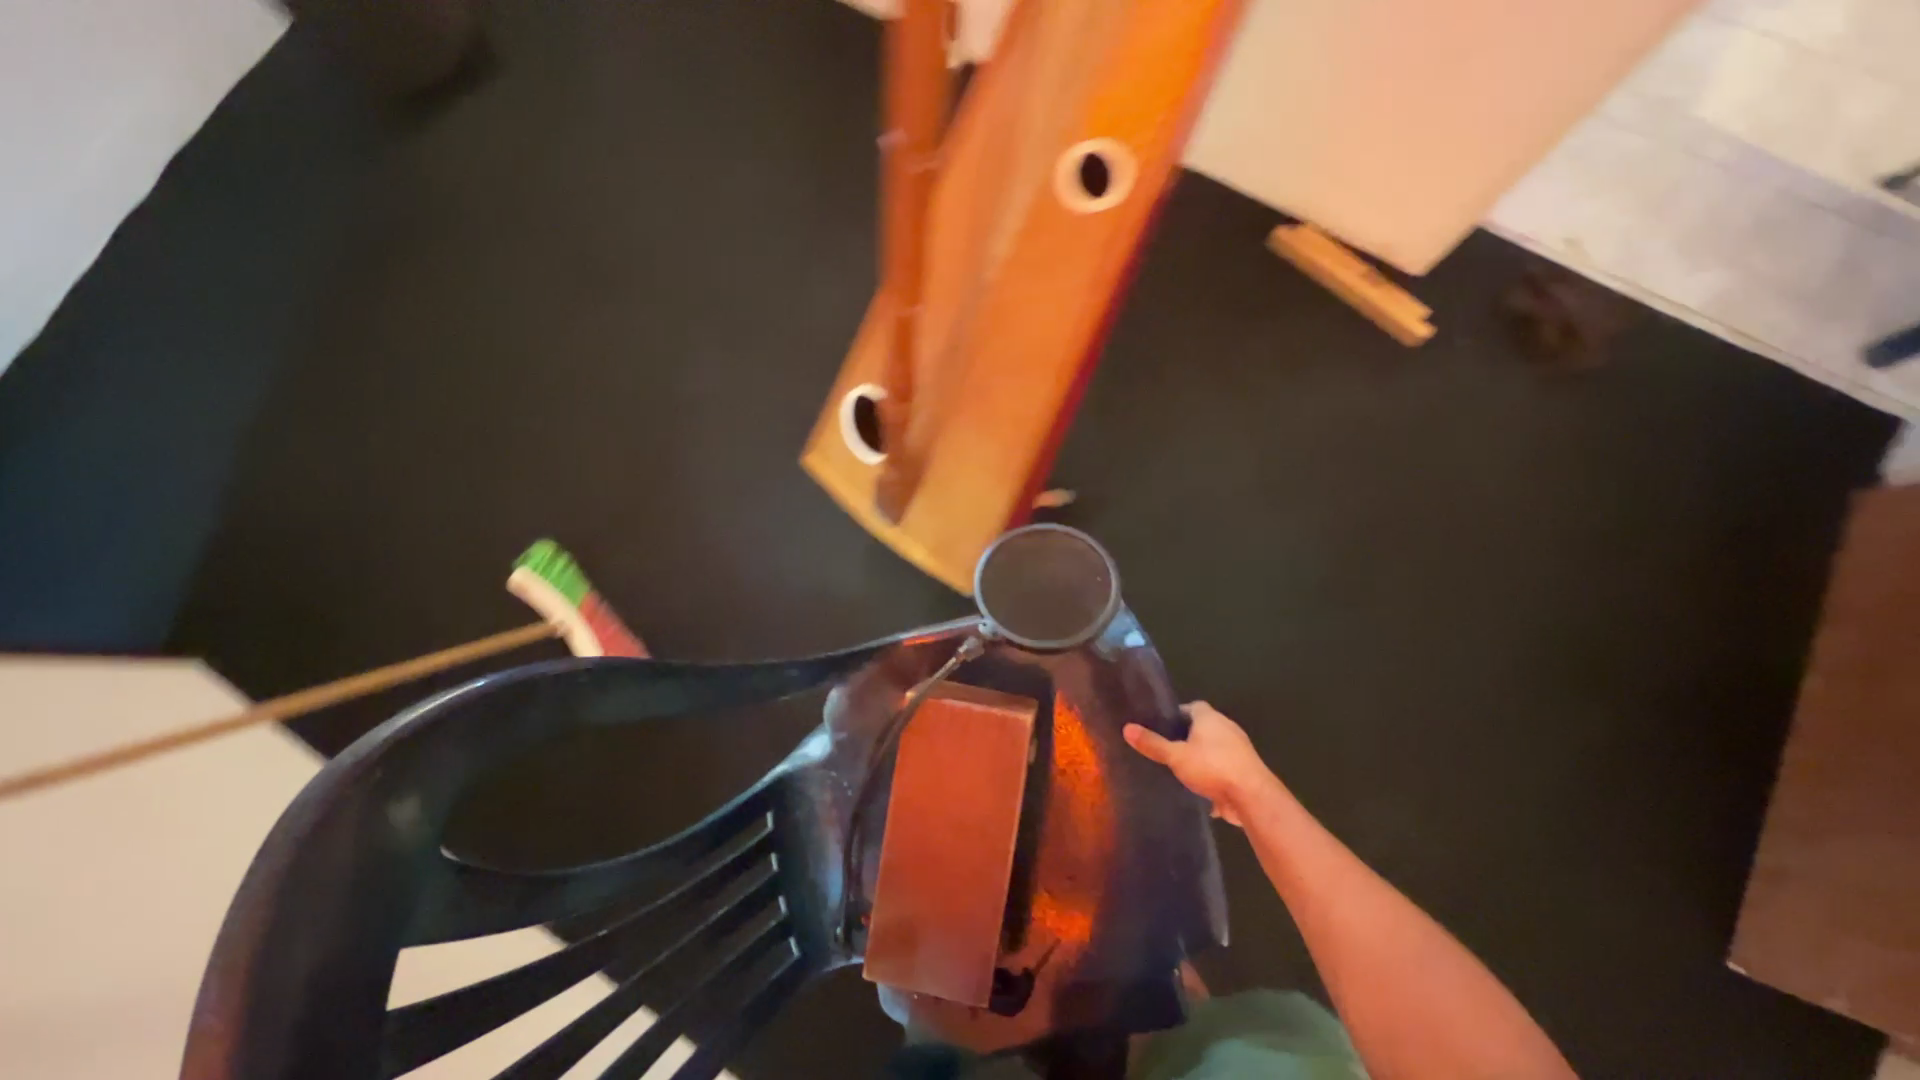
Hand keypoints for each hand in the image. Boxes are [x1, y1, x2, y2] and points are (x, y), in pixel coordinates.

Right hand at [1123, 702, 1274, 826]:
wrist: (1252, 797)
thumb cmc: (1212, 767)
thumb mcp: (1176, 756)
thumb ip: (1152, 744)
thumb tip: (1126, 728)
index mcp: (1211, 718)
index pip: (1192, 707)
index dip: (1176, 715)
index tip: (1161, 726)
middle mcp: (1227, 729)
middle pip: (1203, 728)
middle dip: (1186, 738)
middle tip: (1165, 749)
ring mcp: (1238, 751)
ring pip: (1213, 750)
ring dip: (1200, 758)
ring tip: (1177, 770)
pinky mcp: (1244, 771)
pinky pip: (1222, 770)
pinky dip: (1211, 777)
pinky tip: (1196, 790)